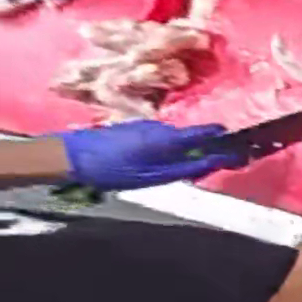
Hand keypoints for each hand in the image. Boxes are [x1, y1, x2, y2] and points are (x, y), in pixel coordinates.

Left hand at [62, 121, 233, 189]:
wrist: (62, 158)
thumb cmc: (115, 170)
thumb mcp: (160, 175)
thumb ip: (195, 167)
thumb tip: (224, 160)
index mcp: (171, 137)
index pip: (210, 130)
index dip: (228, 138)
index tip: (239, 149)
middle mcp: (160, 126)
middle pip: (193, 136)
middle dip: (202, 150)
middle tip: (203, 169)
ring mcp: (142, 125)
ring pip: (174, 137)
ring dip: (181, 150)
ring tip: (175, 168)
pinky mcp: (128, 128)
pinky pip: (158, 137)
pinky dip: (164, 147)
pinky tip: (153, 161)